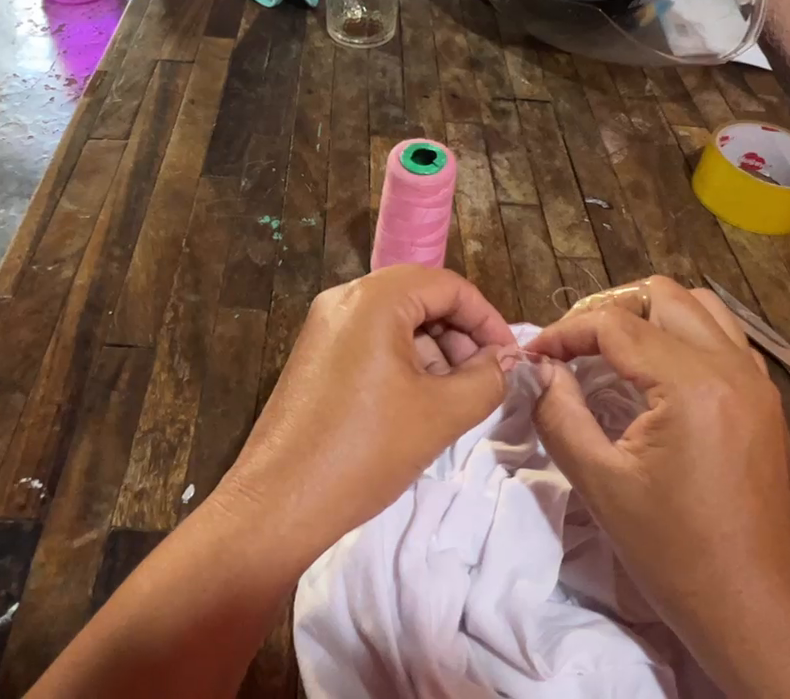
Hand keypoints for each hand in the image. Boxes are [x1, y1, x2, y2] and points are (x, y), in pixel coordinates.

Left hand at [217, 266, 519, 559]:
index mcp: (374, 299)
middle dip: (460, 335)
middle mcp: (344, 299)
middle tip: (484, 381)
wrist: (280, 503)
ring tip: (453, 400)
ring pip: (396, 321)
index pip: (447, 285)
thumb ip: (486, 378)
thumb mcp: (441, 414)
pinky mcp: (315, 355)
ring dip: (434, 352)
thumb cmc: (366, 450)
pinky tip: (417, 405)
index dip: (486, 319)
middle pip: (419, 298)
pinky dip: (403, 363)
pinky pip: (371, 342)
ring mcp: (324, 327)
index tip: (510, 360)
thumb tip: (508, 361)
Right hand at [529, 277, 789, 696]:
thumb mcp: (598, 481)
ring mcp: (757, 383)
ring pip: (700, 307)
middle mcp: (732, 368)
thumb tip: (540, 370)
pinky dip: (684, 336)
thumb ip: (560, 411)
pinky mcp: (765, 402)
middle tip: (574, 348)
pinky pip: (724, 338)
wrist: (754, 610)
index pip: (616, 325)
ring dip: (650, 316)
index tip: (536, 357)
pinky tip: (656, 375)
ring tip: (612, 352)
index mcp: (692, 385)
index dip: (566, 332)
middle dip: (609, 311)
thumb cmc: (672, 551)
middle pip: (662, 295)